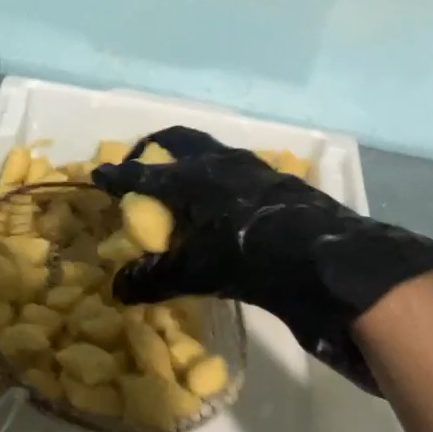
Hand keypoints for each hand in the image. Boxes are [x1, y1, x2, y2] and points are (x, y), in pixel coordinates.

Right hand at [91, 126, 432, 390]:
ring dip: (192, 166)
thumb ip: (154, 277)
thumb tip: (118, 289)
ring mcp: (257, 171)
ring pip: (212, 155)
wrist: (334, 266)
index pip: (142, 172)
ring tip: (181, 190)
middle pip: (179, 142)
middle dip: (155, 151)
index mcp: (193, 178)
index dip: (117, 175)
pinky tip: (223, 209)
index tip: (98, 175)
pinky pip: (239, 176)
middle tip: (140, 167)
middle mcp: (222, 164)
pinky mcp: (284, 187)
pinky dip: (220, 185)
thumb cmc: (253, 261)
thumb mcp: (196, 274)